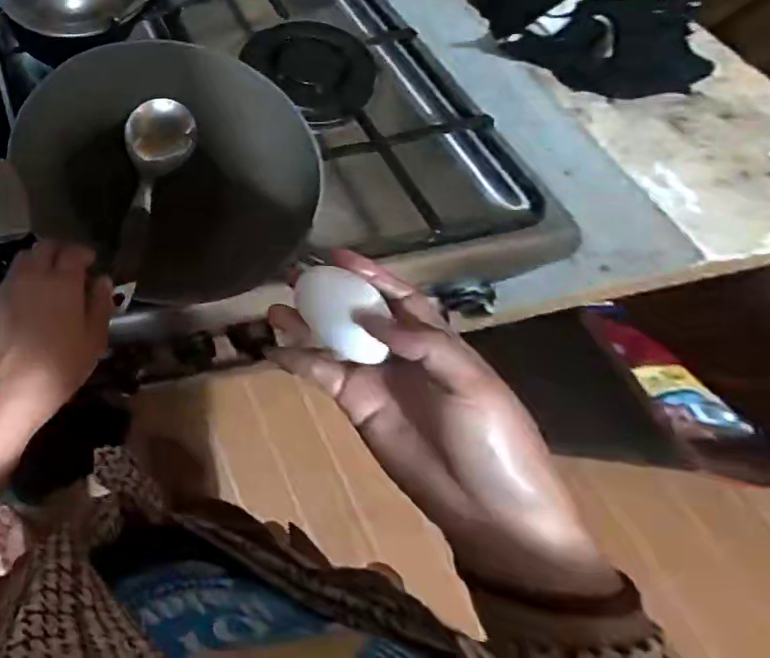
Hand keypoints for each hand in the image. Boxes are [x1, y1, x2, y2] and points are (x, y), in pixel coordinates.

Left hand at [0, 240, 114, 436]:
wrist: (15, 383)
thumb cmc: (61, 363)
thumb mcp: (94, 338)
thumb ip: (100, 304)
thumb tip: (102, 280)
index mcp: (63, 280)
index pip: (73, 252)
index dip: (83, 253)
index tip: (90, 261)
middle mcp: (35, 274)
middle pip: (46, 247)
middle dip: (60, 251)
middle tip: (69, 265)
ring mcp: (12, 284)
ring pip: (25, 257)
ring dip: (39, 260)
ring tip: (47, 277)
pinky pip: (11, 276)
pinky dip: (23, 277)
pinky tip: (29, 297)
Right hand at [267, 251, 619, 597]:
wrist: (490, 512)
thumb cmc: (495, 441)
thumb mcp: (473, 384)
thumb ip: (424, 344)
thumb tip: (366, 316)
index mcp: (435, 340)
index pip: (398, 296)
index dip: (370, 274)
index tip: (337, 256)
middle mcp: (398, 351)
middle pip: (356, 311)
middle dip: (326, 291)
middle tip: (292, 274)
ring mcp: (373, 377)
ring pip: (331, 339)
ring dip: (303, 323)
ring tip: (274, 309)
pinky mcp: (355, 403)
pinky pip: (320, 373)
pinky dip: (296, 360)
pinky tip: (274, 350)